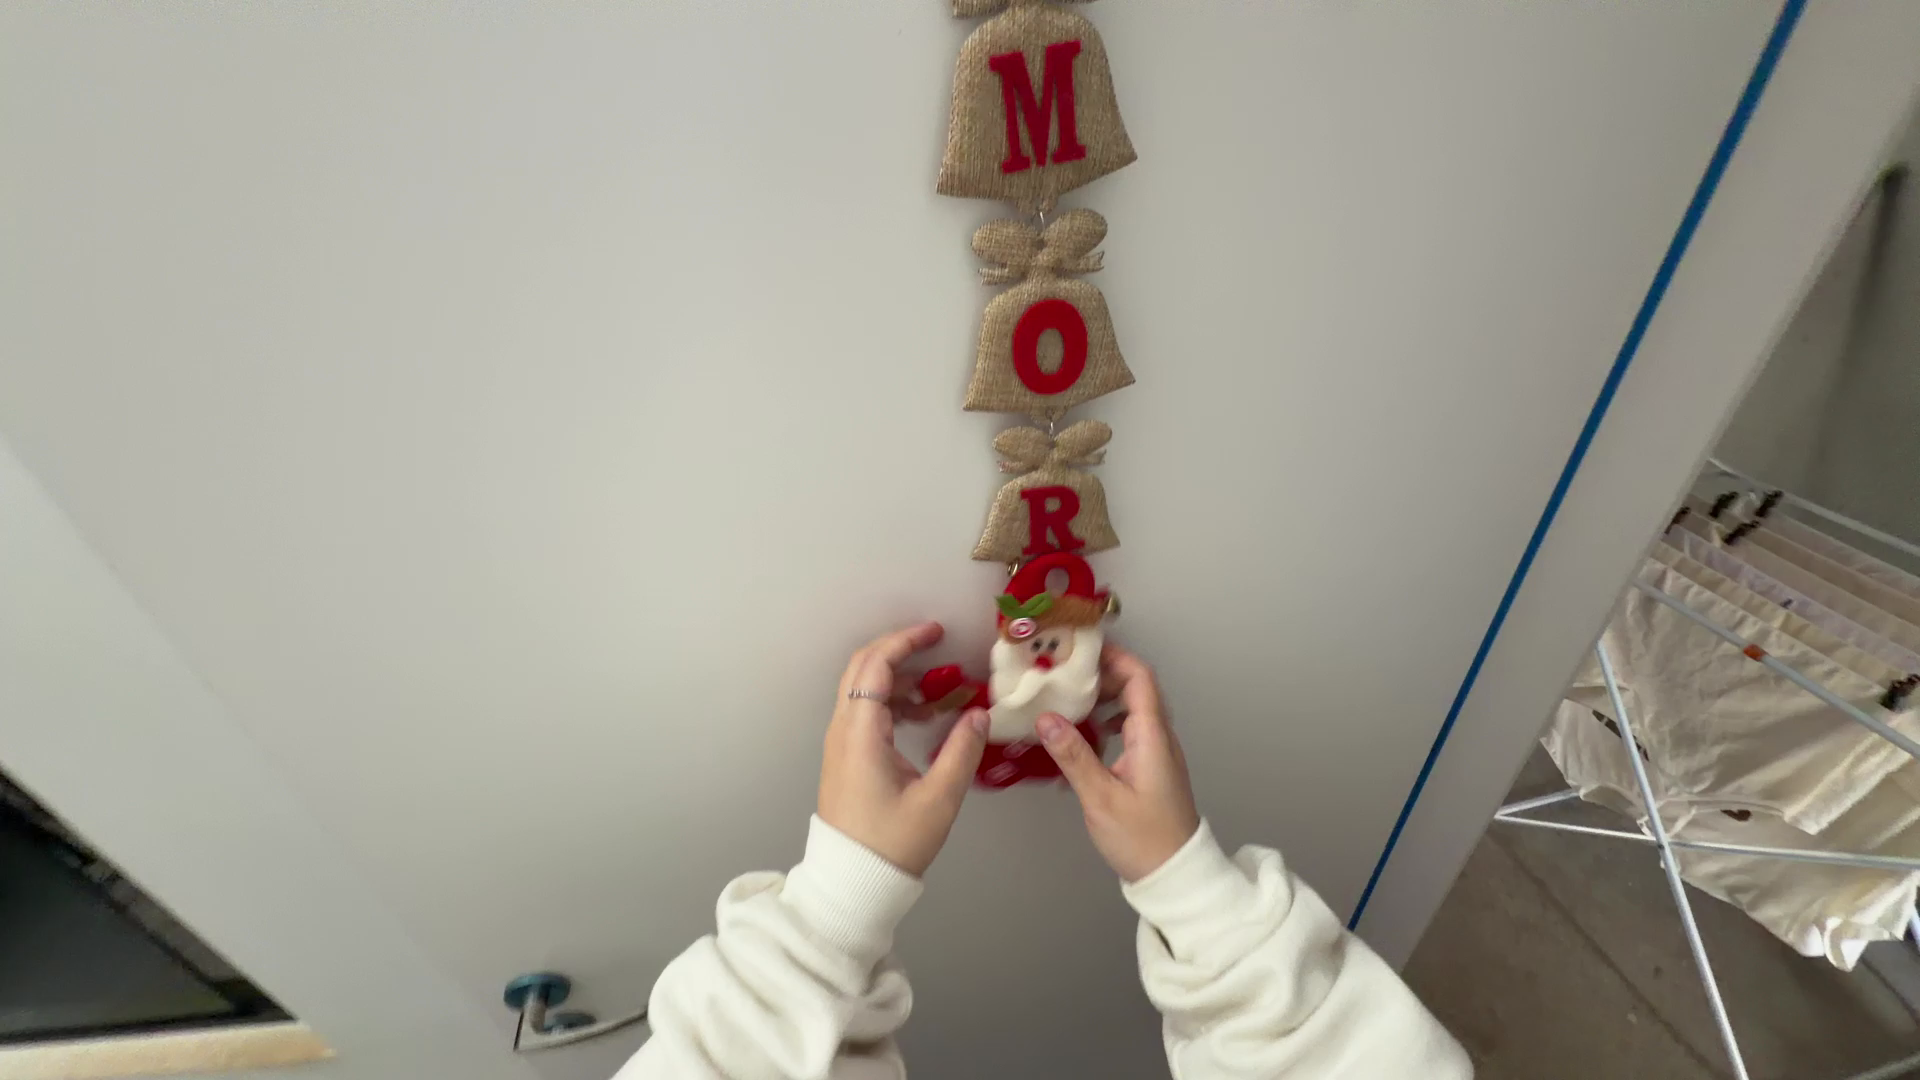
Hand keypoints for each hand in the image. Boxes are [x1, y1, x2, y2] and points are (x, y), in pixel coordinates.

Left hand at [819, 621, 990, 876]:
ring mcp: (841, 741)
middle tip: (936, 644)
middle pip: (863, 666)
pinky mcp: (846, 754)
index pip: (875, 665)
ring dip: (898, 676)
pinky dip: (892, 699)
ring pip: (863, 686)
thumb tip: (980, 714)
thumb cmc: (892, 844)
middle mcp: (844, 729)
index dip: (905, 641)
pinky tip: (923, 714)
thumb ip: (961, 751)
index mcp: (861, 733)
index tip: (936, 631)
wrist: (852, 883)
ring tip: (938, 688)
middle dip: (899, 648)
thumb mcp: (938, 800)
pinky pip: (865, 708)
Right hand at [1037, 645, 1200, 881]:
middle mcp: (1159, 736)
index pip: (1140, 678)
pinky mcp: (1152, 766)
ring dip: (1104, 695)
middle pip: (1136, 686)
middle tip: (1065, 671)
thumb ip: (1074, 755)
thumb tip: (1045, 717)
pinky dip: (1108, 719)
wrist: (1177, 877)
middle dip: (1102, 672)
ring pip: (1133, 707)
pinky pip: (1131, 727)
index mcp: (1151, 736)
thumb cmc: (1143, 839)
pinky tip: (1084, 733)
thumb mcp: (1101, 798)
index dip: (1114, 656)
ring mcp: (1158, 751)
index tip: (1081, 649)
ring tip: (1069, 696)